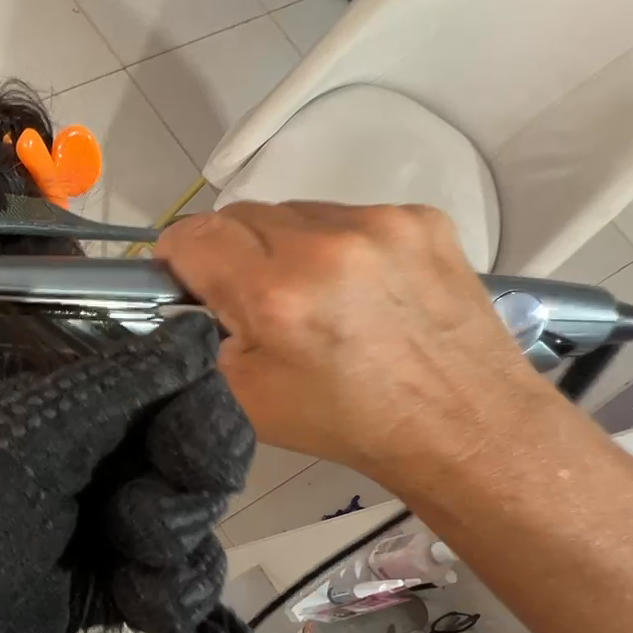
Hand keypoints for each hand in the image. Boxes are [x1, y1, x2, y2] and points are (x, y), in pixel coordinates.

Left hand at [0, 315, 261, 632]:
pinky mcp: (123, 590)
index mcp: (81, 411)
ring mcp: (115, 528)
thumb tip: (199, 325)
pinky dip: (169, 597)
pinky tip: (131, 601)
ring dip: (168, 551)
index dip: (200, 421)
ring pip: (201, 525)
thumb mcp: (34, 432)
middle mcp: (104, 461)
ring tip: (119, 571)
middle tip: (126, 524)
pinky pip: (190, 585)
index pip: (186, 391)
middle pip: (211, 459)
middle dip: (180, 498)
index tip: (179, 457)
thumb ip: (121, 379)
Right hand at [156, 201, 556, 478]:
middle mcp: (326, 243)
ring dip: (276, 245)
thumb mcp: (239, 393)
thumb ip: (199, 339)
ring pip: (290, 211)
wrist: (458, 421)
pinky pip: (344, 215)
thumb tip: (186, 305)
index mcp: (274, 292)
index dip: (174, 257)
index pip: (193, 235)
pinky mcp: (421, 219)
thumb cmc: (338, 418)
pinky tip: (349, 287)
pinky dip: (328, 245)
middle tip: (240, 297)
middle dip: (224, 251)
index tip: (180, 281)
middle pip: (237, 215)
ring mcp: (381, 223)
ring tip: (301, 294)